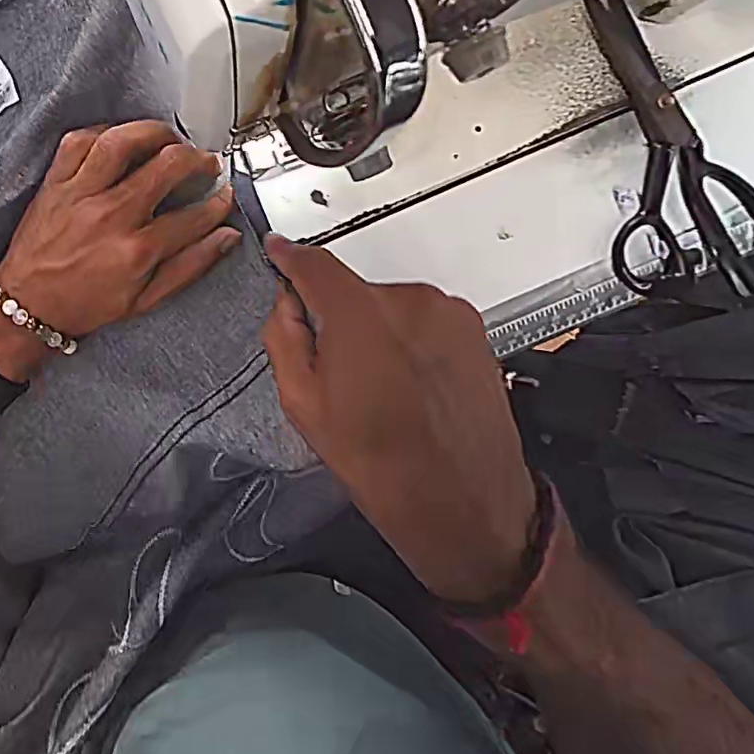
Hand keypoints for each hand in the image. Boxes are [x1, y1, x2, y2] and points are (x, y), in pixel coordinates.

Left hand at [0, 120, 241, 381]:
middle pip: (167, 166)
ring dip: (155, 132)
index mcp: (136, 250)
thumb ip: (190, 267)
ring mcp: (81, 195)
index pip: (194, 215)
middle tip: (205, 163)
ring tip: (170, 140)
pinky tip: (121, 140)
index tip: (223, 196)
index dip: (218, 202)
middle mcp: (111, 216)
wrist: (27, 306)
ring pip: (123, 142)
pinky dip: (104, 132)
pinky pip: (79, 141)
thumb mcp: (144, 301)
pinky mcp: (56, 184)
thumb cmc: (82, 305)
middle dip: (198, 159)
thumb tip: (225, 238)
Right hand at [259, 235, 535, 606]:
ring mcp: (446, 314)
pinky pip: (422, 318)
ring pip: (388, 305)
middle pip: (352, 289)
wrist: (460, 502)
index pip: (313, 263)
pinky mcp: (472, 328)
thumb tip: (287, 305)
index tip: (280, 251)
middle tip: (341, 370)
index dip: (289, 256)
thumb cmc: (388, 463)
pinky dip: (409, 340)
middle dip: (338, 317)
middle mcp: (408, 303)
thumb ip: (283, 337)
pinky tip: (410, 385)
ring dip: (378, 330)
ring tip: (385, 387)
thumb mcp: (303, 402)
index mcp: (359, 316)